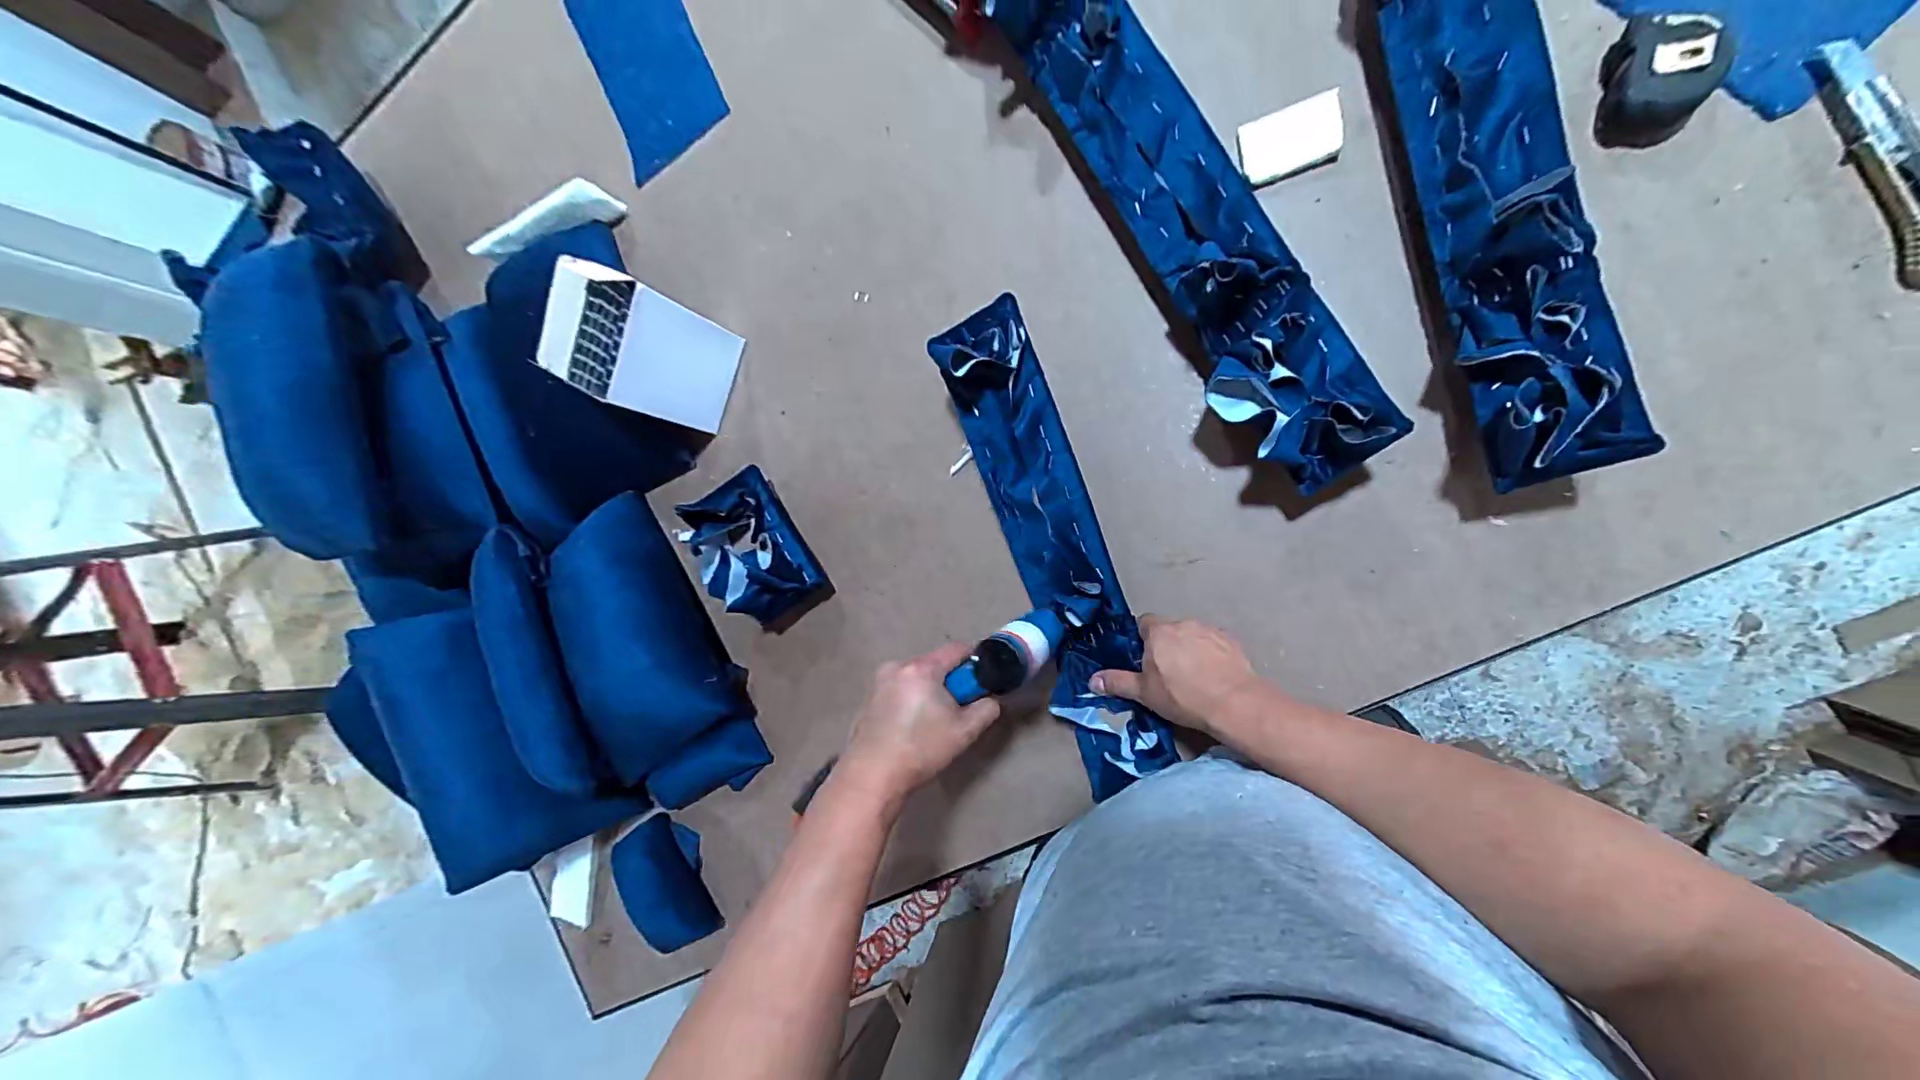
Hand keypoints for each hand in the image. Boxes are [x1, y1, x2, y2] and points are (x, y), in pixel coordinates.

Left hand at [837, 643, 1001, 809]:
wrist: (872, 775)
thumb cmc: (921, 749)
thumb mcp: (965, 731)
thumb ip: (986, 709)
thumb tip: (989, 700)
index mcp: (922, 668)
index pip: (956, 649)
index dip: (975, 660)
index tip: (981, 681)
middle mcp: (897, 667)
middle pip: (934, 663)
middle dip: (949, 681)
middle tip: (957, 708)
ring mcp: (878, 682)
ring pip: (915, 677)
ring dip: (928, 690)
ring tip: (932, 722)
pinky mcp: (868, 699)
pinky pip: (898, 690)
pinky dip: (909, 700)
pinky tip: (910, 727)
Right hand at [1092, 615, 1270, 737]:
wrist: (1234, 703)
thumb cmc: (1183, 697)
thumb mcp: (1145, 694)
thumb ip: (1118, 682)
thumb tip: (1092, 680)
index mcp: (1158, 632)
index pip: (1143, 623)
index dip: (1142, 640)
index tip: (1145, 659)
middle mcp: (1183, 624)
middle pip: (1168, 629)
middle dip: (1166, 646)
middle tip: (1167, 673)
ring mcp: (1209, 630)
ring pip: (1192, 635)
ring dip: (1189, 648)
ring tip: (1193, 676)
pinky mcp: (1231, 641)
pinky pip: (1214, 643)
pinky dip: (1211, 654)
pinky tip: (1214, 674)